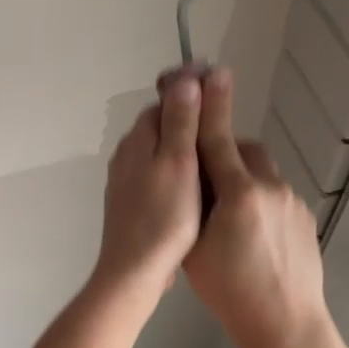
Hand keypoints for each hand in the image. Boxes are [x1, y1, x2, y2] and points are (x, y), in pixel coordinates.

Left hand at [94, 69, 203, 293]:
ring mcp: (126, 183)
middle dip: (188, 122)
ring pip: (159, 155)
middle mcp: (126, 156)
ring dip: (183, 151)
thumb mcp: (179, 161)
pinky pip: (158, 179)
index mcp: (137, 140)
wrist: (135, 270)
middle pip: (160, 128)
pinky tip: (196, 191)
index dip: (190, 94)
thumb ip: (181, 120)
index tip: (218, 91)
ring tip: (216, 158)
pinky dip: (177, 176)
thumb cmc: (163, 215)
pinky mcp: (132, 206)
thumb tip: (185, 78)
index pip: (163, 103)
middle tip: (223, 126)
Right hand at [182, 68, 331, 347]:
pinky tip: (249, 234)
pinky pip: (275, 194)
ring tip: (226, 215)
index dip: (208, 105)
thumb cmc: (229, 291)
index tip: (206, 71)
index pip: (216, 139)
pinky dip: (257, 200)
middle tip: (202, 179)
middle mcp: (269, 188)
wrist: (286, 324)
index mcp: (238, 194)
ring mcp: (292, 201)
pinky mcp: (304, 216)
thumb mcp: (195, 248)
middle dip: (221, 151)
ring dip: (241, 178)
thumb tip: (190, 173)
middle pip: (242, 150)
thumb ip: (193, 204)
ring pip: (260, 173)